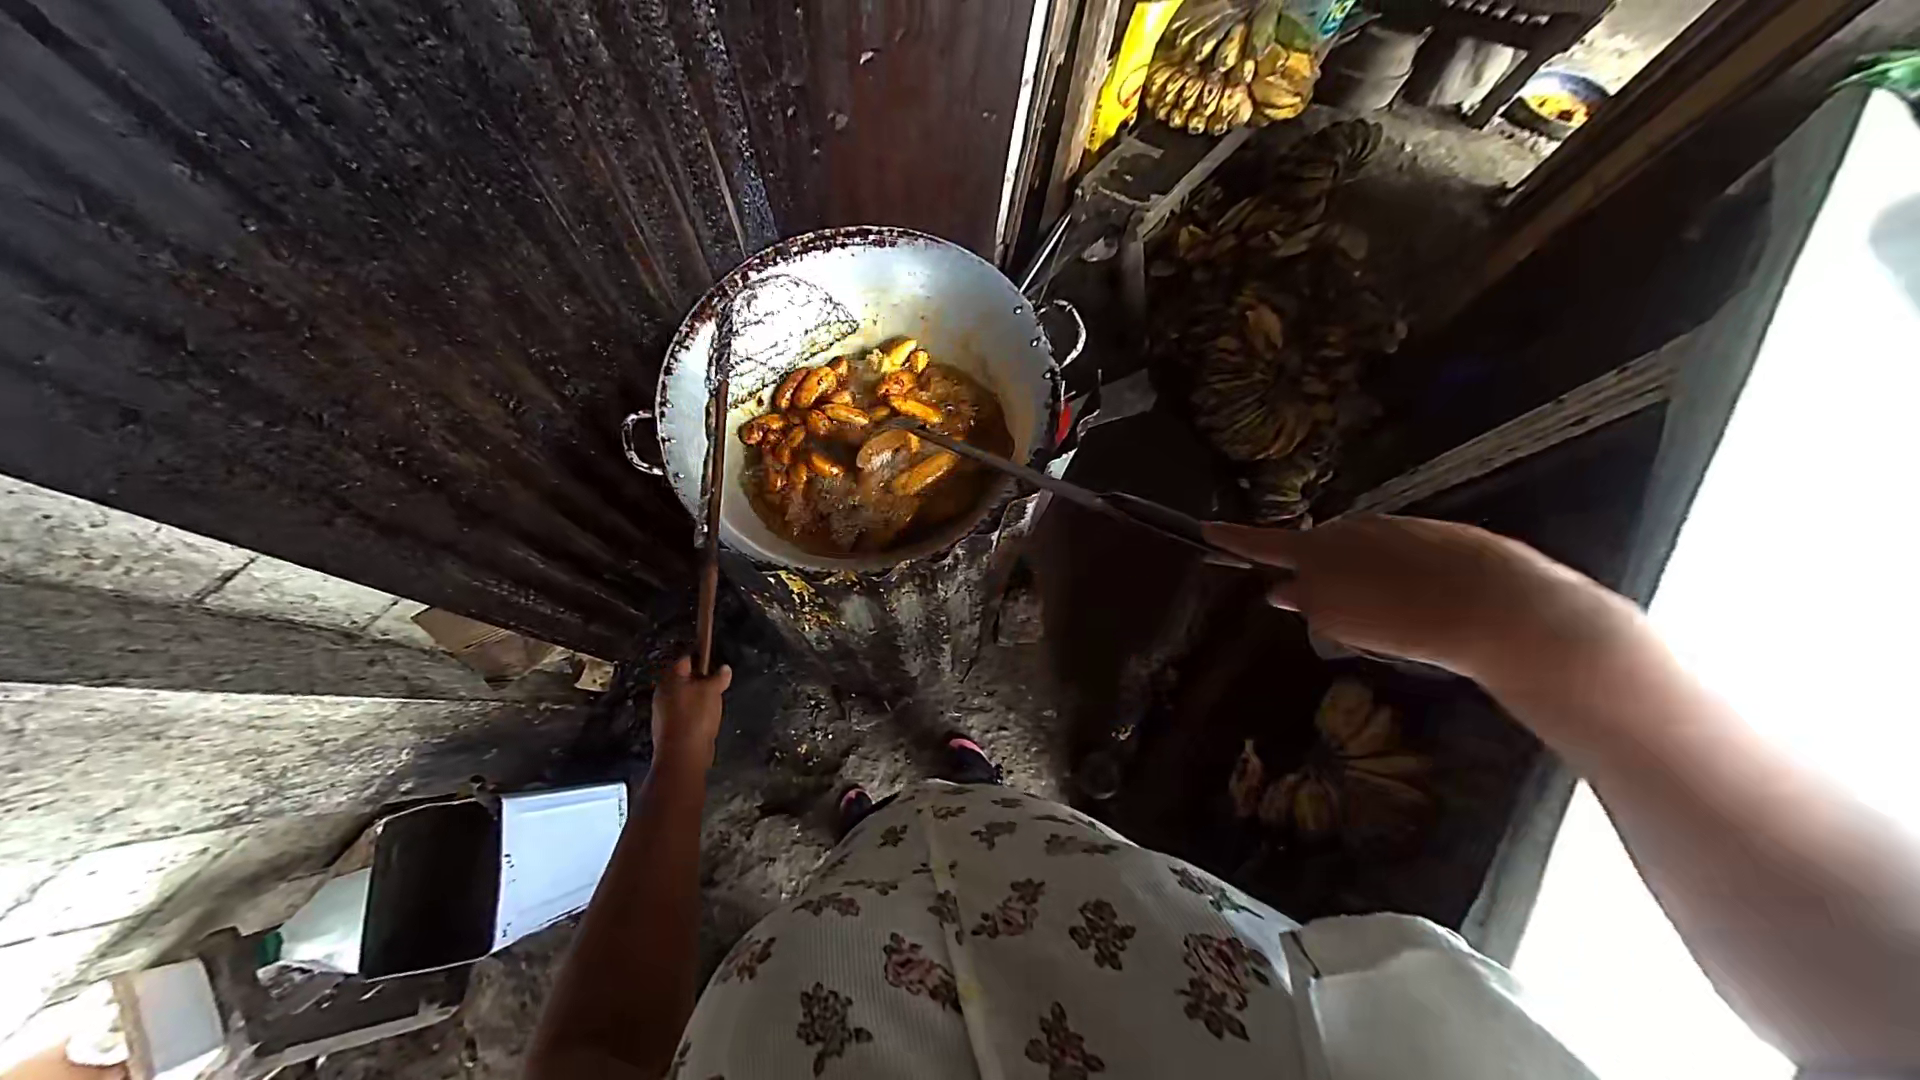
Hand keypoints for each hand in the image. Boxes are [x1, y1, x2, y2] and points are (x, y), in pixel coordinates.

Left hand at [650, 656, 731, 770]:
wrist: (683, 753)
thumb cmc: (696, 715)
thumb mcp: (712, 691)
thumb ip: (719, 677)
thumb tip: (725, 668)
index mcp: (670, 680)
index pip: (685, 660)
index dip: (702, 658)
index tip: (716, 662)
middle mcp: (663, 693)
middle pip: (684, 679)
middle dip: (701, 680)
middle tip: (719, 684)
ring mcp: (664, 712)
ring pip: (685, 697)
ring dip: (699, 697)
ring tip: (715, 702)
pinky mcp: (669, 728)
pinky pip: (685, 713)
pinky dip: (696, 712)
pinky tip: (707, 718)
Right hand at [1205, 515, 1632, 678]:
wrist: (1503, 607)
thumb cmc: (1406, 620)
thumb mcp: (1341, 620)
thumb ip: (1305, 602)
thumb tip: (1281, 592)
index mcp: (1324, 546)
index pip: (1266, 543)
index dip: (1234, 539)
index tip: (1206, 529)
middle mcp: (1355, 528)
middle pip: (1316, 547)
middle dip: (1311, 572)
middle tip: (1317, 606)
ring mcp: (1397, 527)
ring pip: (1359, 552)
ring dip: (1356, 578)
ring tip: (1382, 618)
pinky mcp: (1437, 536)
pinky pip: (1397, 556)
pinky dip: (1394, 578)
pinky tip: (1417, 607)